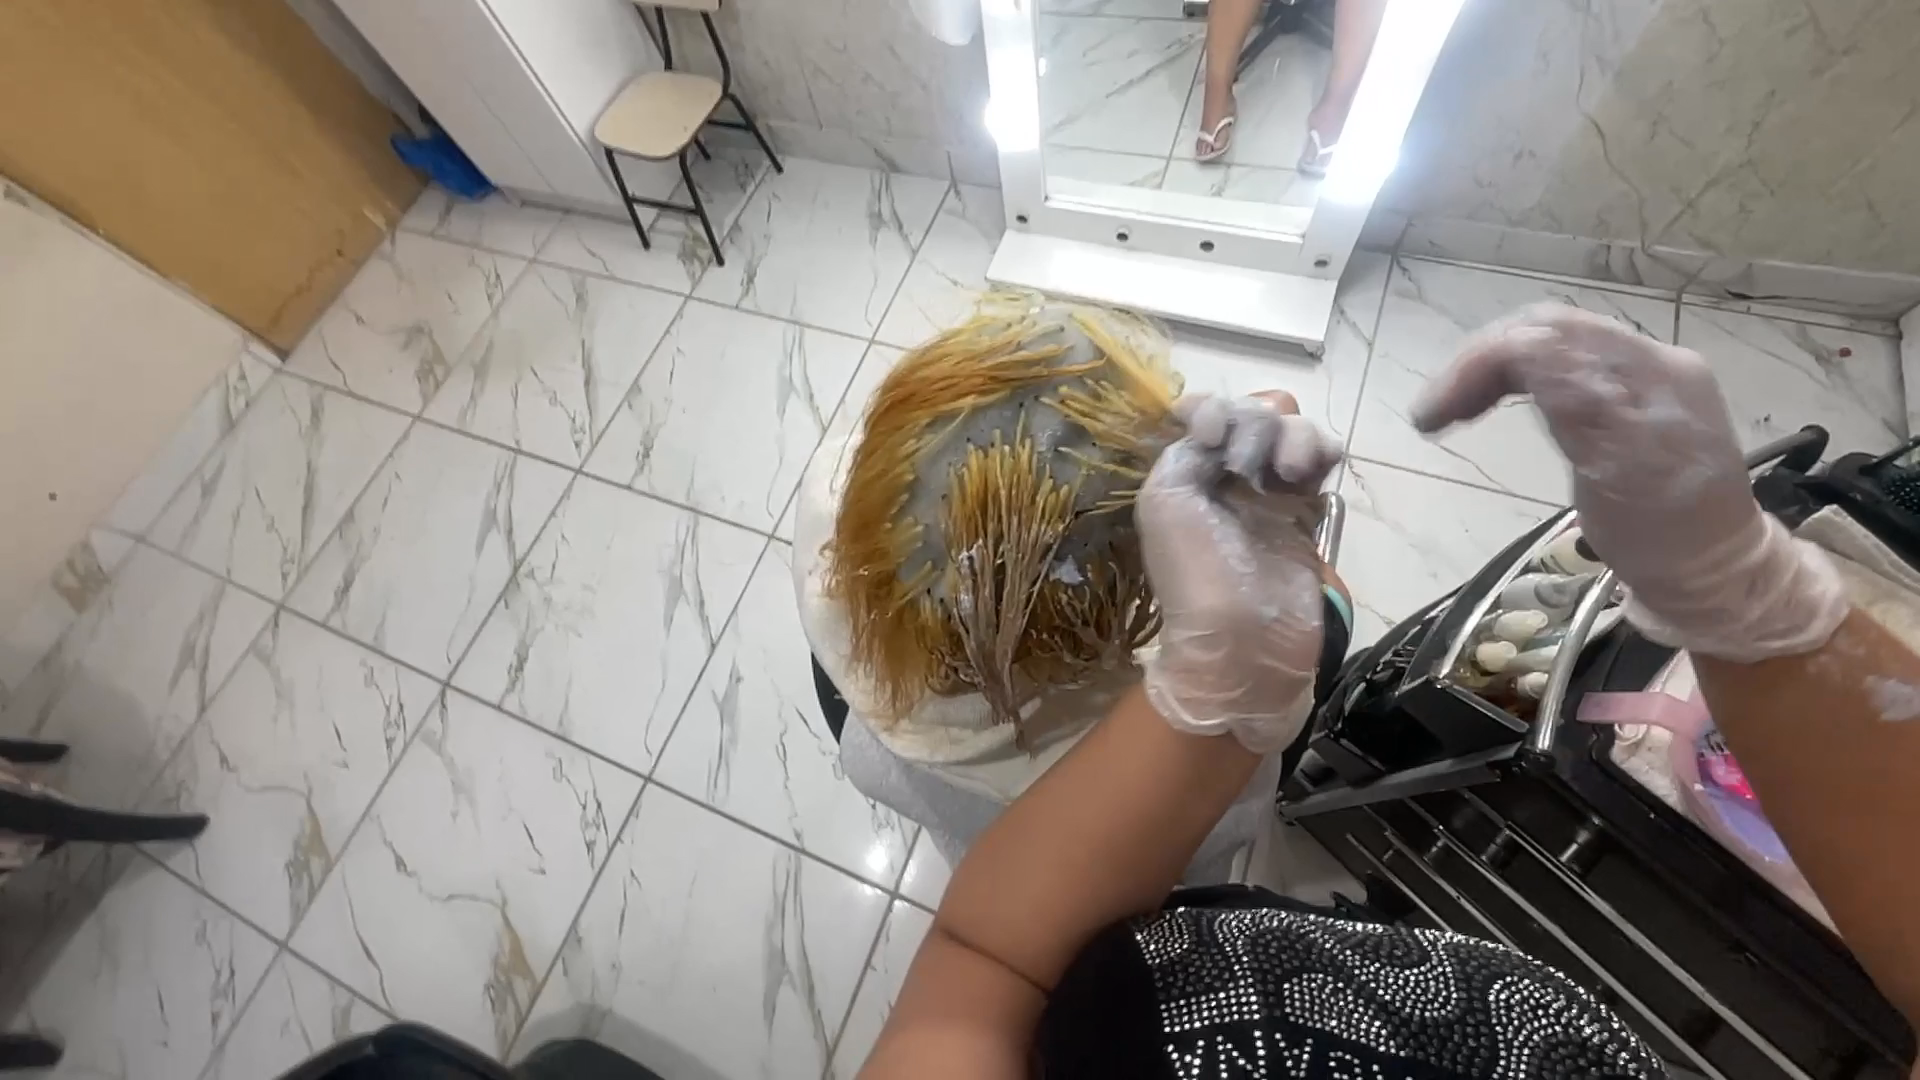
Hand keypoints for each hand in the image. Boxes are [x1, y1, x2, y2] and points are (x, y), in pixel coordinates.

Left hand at [1135, 395, 1339, 752]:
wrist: (1243, 637)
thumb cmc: (1195, 567)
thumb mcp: (1164, 500)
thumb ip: (1185, 451)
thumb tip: (1218, 429)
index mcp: (1184, 475)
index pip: (1202, 415)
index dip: (1208, 409)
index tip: (1208, 432)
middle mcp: (1225, 477)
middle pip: (1251, 414)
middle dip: (1252, 422)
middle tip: (1244, 464)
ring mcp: (1269, 492)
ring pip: (1291, 430)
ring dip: (1292, 435)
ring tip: (1287, 471)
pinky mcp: (1308, 511)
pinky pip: (1323, 459)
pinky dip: (1323, 451)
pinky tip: (1312, 471)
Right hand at [1411, 303, 1847, 661]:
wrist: (1711, 565)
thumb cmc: (1659, 533)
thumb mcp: (1619, 472)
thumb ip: (1579, 404)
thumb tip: (1521, 353)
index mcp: (1648, 378)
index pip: (1546, 337)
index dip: (1475, 365)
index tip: (1429, 419)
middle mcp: (1648, 361)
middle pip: (1544, 329)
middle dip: (1475, 363)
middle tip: (1435, 413)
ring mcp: (1639, 374)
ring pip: (1547, 341)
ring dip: (1486, 369)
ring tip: (1454, 411)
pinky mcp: (1626, 391)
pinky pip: (1558, 361)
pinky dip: (1508, 377)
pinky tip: (1488, 404)